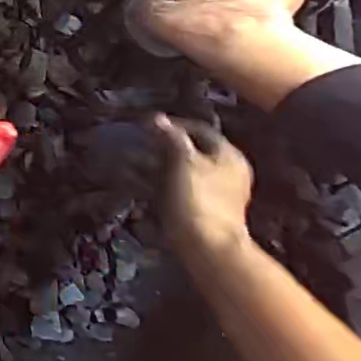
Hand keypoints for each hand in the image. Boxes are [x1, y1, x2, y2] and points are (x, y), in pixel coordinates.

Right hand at [150, 113, 254, 255]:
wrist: (206, 243)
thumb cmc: (198, 197)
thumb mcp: (184, 161)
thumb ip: (172, 137)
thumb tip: (157, 118)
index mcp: (229, 156)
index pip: (200, 130)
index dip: (174, 124)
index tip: (147, 123)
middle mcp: (225, 169)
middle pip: (191, 148)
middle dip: (163, 143)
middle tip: (139, 140)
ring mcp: (213, 188)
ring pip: (181, 166)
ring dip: (157, 161)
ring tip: (132, 159)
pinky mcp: (200, 203)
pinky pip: (177, 182)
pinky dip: (159, 178)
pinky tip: (140, 178)